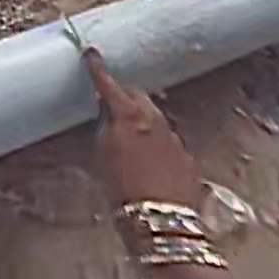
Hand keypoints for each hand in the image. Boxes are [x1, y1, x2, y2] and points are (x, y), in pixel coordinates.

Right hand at [84, 49, 201, 206]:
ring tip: (131, 138)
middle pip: (136, 95)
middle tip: (111, 106)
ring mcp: (173, 136)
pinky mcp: (187, 156)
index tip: (91, 54)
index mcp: (127, 114)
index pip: (107, 83)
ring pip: (154, 116)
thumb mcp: (101, 154)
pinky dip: (157, 142)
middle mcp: (152, 118)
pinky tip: (152, 160)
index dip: (96, 68)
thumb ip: (103, 125)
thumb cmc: (122, 190)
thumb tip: (104, 111)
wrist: (163, 224)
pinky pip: (168, 139)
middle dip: (123, 96)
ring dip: (141, 119)